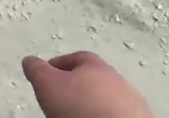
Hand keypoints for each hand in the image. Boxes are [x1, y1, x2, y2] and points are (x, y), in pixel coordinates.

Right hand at [22, 52, 151, 117]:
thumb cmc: (79, 106)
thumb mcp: (44, 82)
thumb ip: (34, 66)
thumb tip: (31, 62)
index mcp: (98, 66)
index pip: (77, 57)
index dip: (59, 65)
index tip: (47, 79)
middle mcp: (121, 82)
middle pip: (94, 80)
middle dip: (77, 87)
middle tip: (61, 99)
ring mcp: (137, 107)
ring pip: (108, 100)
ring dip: (93, 104)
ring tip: (77, 115)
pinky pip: (119, 116)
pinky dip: (106, 117)